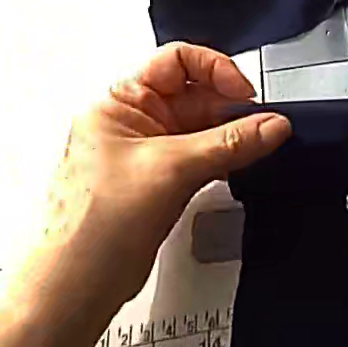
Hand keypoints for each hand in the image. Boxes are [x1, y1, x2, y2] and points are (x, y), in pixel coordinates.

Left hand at [0, 44, 290, 346]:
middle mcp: (134, 122)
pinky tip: (245, 163)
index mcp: (120, 102)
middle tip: (264, 123)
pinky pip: (203, 155)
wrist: (78, 284)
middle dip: (230, 106)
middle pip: (194, 94)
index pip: (175, 61)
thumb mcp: (168, 170)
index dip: (214, 68)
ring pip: (202, 127)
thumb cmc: (92, 225)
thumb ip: (227, 144)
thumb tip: (269, 125)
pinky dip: (226, 157)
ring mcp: (150, 152)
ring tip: (260, 144)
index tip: (243, 92)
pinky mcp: (162, 180)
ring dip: (232, 134)